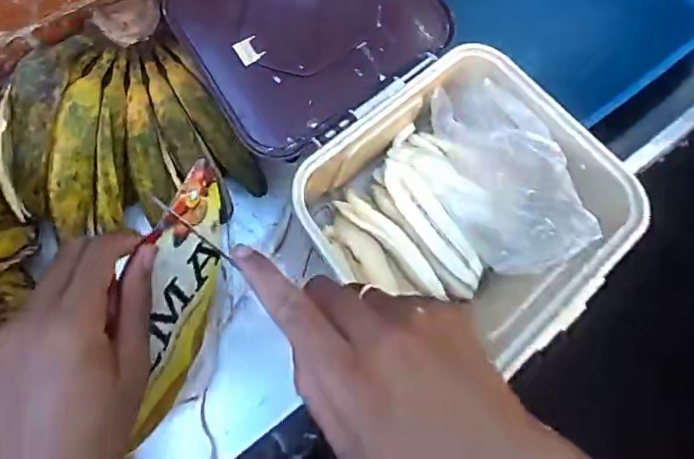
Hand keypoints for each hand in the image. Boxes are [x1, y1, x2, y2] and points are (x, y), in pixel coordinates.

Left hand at [0, 233, 154, 458]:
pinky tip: (62, 350)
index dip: (123, 239)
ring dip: (76, 283)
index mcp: (70, 321)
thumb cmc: (99, 431)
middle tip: (122, 287)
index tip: (142, 247)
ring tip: (93, 327)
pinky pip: (28, 309)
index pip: (97, 250)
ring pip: (49, 280)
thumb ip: (136, 301)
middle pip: (69, 254)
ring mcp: (4, 335)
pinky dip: (53, 310)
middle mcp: (30, 317)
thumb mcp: (133, 366)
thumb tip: (145, 250)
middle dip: (101, 255)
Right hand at [234, 246, 585, 458]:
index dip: (266, 280)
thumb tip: (304, 344)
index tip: (246, 252)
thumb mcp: (349, 442)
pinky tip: (424, 356)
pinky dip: (403, 321)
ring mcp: (416, 315)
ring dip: (366, 317)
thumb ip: (318, 388)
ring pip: (368, 294)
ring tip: (390, 359)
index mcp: (348, 378)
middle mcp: (378, 335)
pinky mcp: (447, 306)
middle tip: (336, 342)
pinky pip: (406, 300)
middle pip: (328, 291)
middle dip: (322, 308)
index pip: (294, 314)